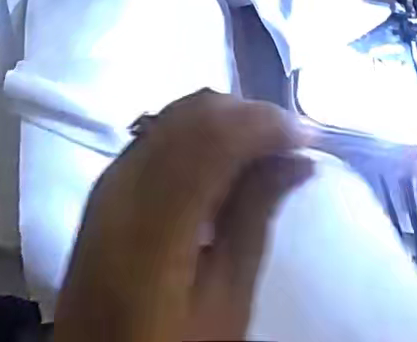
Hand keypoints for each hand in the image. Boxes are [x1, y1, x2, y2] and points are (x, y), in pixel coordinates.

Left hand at [54, 91, 308, 341]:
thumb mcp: (225, 302)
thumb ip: (256, 218)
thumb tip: (298, 160)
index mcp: (153, 220)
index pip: (216, 135)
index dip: (267, 123)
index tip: (308, 137)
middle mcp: (125, 184)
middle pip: (197, 113)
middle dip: (251, 115)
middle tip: (291, 144)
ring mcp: (111, 182)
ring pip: (180, 113)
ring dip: (228, 119)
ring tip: (265, 149)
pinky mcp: (108, 187)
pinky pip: (163, 132)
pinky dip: (202, 131)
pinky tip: (226, 159)